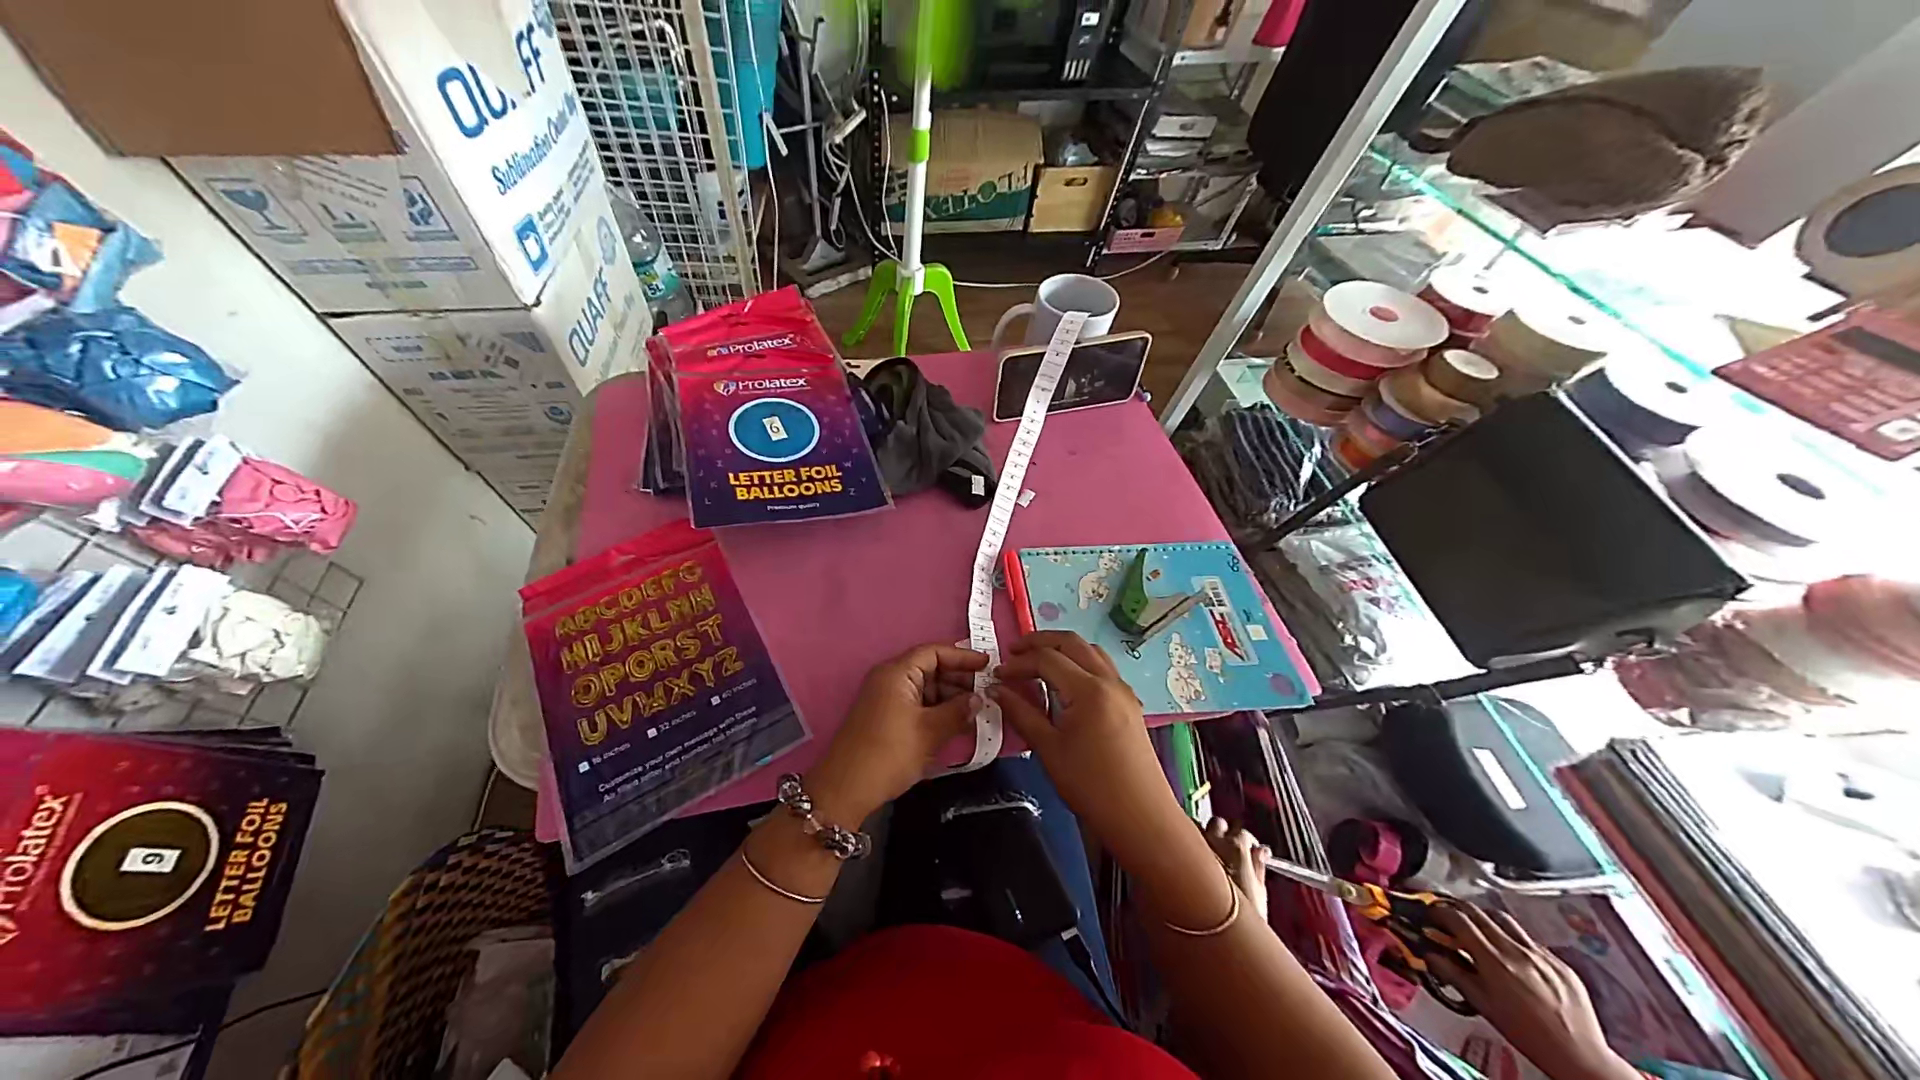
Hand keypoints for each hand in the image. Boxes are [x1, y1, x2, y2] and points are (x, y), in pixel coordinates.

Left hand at [806, 643, 988, 822]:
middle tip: (988, 692)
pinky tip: (958, 723)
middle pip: (931, 668)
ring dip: (951, 697)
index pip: (934, 652)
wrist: (846, 789)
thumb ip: (958, 711)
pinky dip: (938, 710)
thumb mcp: (930, 731)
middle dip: (960, 679)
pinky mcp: (886, 717)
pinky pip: (918, 704)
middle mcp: (889, 679)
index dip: (963, 657)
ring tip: (978, 710)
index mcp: (897, 673)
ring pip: (926, 688)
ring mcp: (886, 698)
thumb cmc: (889, 753)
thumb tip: (978, 700)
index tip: (988, 665)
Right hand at [989, 631, 1185, 860]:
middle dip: (1040, 642)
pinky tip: (1064, 684)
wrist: (1140, 816)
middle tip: (1014, 652)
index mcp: (1088, 690)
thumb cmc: (1090, 785)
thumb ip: (1021, 712)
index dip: (1018, 663)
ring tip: (1037, 663)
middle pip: (1071, 643)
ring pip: (1090, 651)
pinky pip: (1102, 669)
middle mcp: (1109, 681)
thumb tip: (997, 689)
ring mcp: (1123, 691)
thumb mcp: (1048, 748)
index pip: (1047, 659)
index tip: (997, 675)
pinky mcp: (1129, 704)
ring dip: (1062, 650)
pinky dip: (1079, 664)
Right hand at [1427, 903, 1635, 1079]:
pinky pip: (1531, 941)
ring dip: (1487, 920)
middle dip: (1459, 909)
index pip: (1459, 920)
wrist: (1580, 1058)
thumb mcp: (1482, 1005)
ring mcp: (1542, 955)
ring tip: (1480, 932)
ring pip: (1506, 920)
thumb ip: (1453, 974)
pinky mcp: (1561, 963)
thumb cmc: (1526, 1035)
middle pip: (1480, 912)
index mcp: (1494, 961)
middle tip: (1450, 917)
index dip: (1440, 912)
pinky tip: (1514, 959)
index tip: (1432, 915)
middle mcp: (1517, 951)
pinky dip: (1514, 941)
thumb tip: (1430, 955)